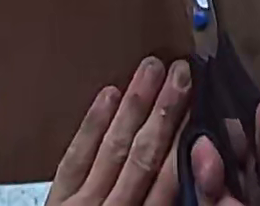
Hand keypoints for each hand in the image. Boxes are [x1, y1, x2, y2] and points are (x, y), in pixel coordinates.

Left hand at [47, 57, 192, 205]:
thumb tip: (196, 182)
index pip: (168, 185)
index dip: (188, 143)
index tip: (204, 104)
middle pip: (143, 157)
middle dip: (166, 111)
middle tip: (183, 70)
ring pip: (113, 148)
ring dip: (135, 105)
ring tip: (153, 67)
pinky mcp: (55, 204)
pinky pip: (74, 158)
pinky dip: (91, 125)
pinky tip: (108, 92)